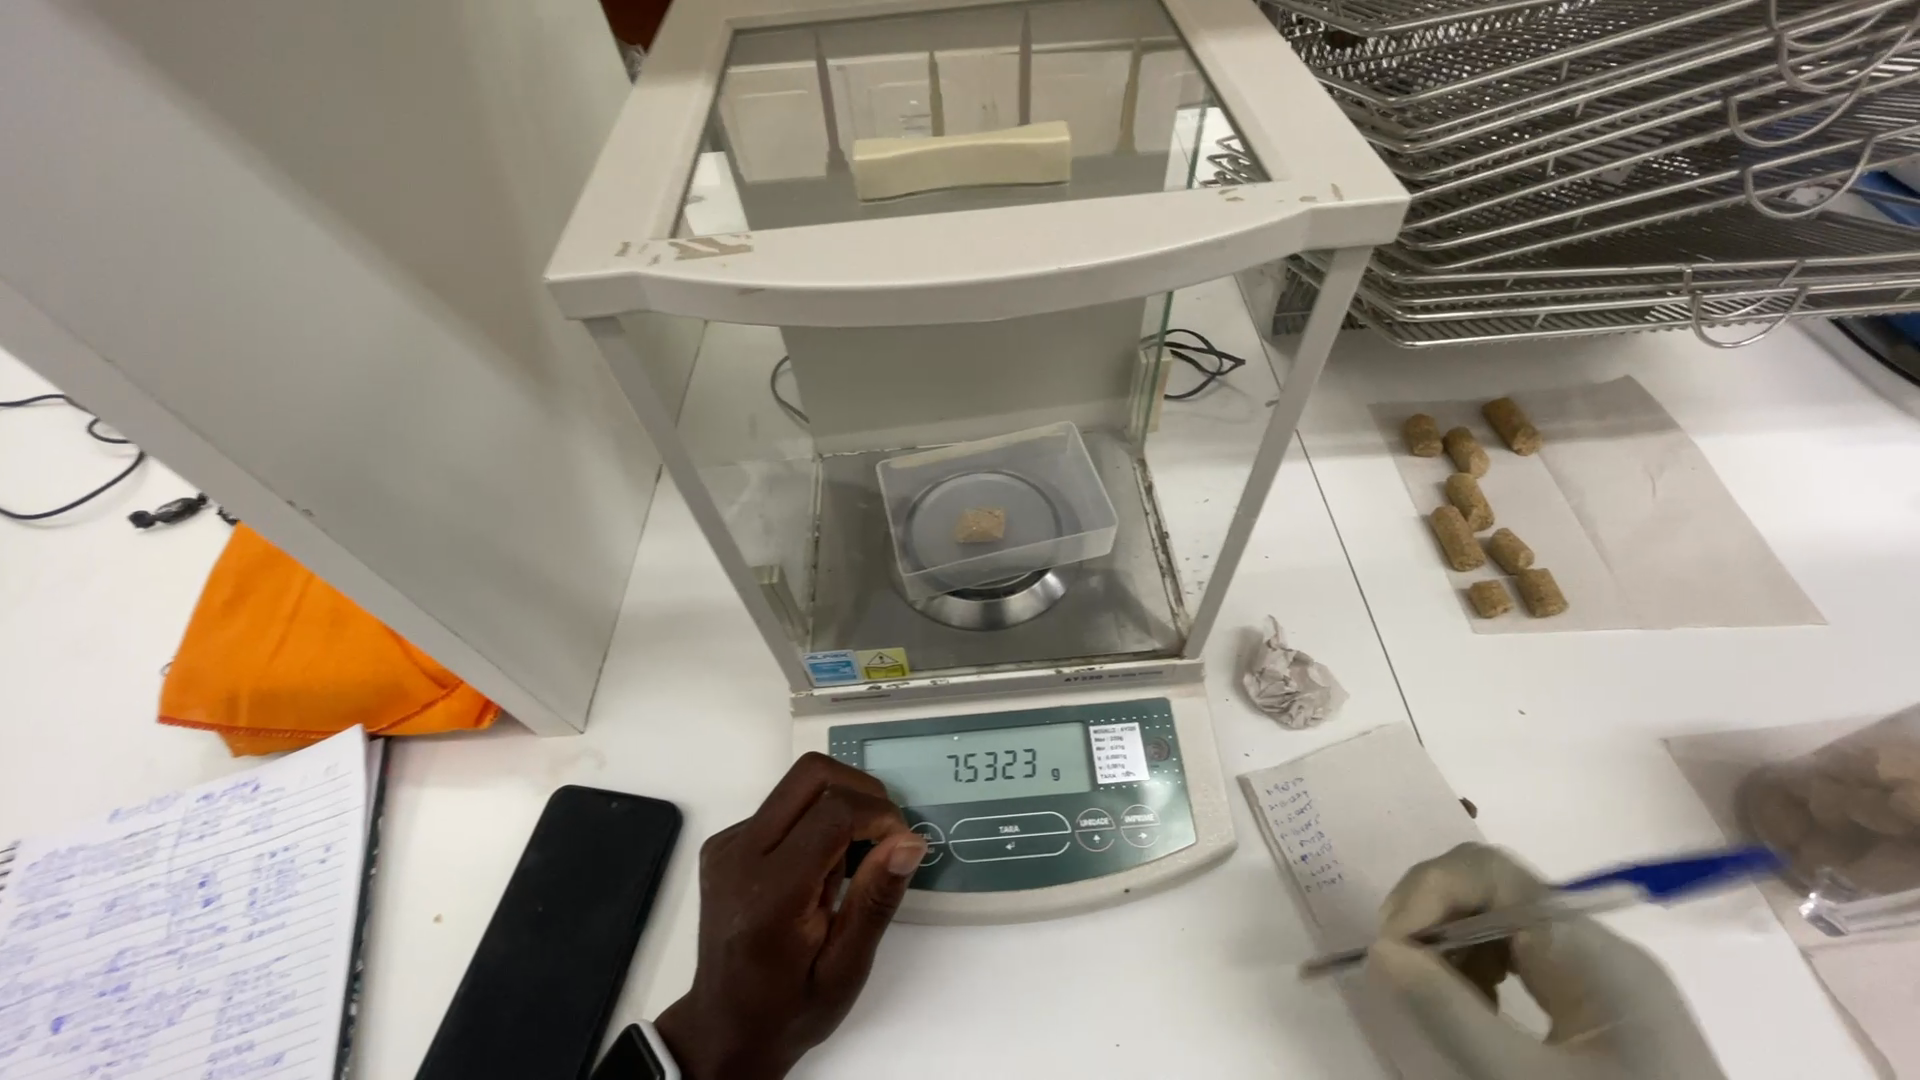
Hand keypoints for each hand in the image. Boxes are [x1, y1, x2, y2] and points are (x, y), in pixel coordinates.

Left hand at [655, 753, 926, 1079]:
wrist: (725, 1028)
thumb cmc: (791, 1008)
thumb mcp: (846, 969)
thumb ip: (875, 901)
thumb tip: (909, 841)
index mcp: (770, 894)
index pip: (832, 812)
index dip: (879, 815)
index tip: (902, 845)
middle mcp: (739, 855)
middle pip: (811, 775)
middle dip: (861, 792)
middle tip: (885, 835)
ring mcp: (727, 844)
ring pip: (798, 784)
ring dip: (839, 804)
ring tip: (848, 863)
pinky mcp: (726, 842)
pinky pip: (783, 805)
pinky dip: (816, 820)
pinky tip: (819, 870)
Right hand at [1368, 843, 1726, 1079]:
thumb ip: (1448, 1013)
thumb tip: (1383, 950)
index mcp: (1591, 951)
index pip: (1486, 870)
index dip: (1425, 892)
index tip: (1391, 948)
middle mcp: (1599, 946)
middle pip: (1490, 888)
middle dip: (1431, 917)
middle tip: (1401, 971)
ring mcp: (1603, 975)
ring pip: (1498, 920)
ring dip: (1450, 945)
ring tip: (1437, 1001)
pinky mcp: (1600, 1004)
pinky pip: (1521, 957)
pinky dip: (1479, 971)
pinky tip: (1476, 1014)